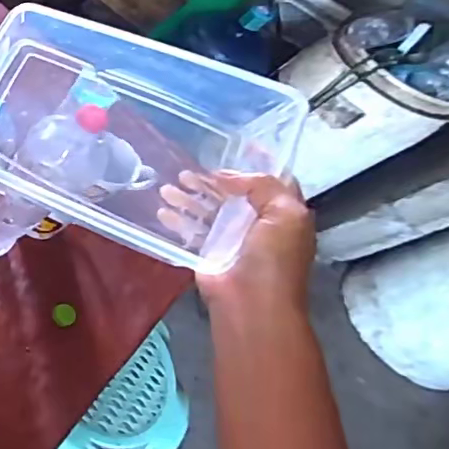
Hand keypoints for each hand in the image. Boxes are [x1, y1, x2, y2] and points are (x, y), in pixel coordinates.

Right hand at [159, 172, 314, 314]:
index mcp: (282, 214)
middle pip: (231, 193)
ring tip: (168, 189)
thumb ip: (262, 186)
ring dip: (188, 197)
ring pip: (207, 209)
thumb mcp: (285, 215)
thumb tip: (225, 177)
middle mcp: (257, 224)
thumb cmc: (273, 258)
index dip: (257, 162)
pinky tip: (163, 210)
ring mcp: (231, 238)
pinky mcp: (208, 251)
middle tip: (187, 172)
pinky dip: (176, 218)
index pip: (272, 181)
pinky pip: (189, 228)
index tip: (234, 146)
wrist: (251, 302)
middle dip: (210, 181)